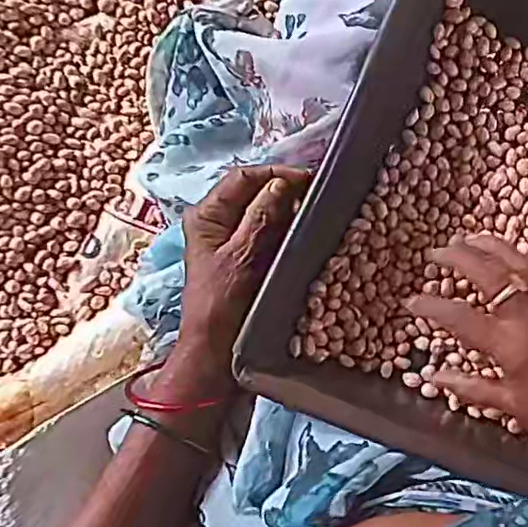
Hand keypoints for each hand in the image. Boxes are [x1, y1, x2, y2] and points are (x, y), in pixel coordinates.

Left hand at [164, 165, 309, 399]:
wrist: (216, 352)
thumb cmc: (222, 305)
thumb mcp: (241, 258)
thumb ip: (261, 218)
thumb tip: (283, 183)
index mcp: (207, 216)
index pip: (243, 178)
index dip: (276, 173)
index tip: (309, 180)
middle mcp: (219, 222)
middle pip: (256, 192)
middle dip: (287, 190)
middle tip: (320, 193)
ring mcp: (235, 240)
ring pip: (267, 212)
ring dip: (291, 209)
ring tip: (319, 210)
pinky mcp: (249, 257)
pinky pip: (273, 233)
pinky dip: (291, 229)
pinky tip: (310, 231)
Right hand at [405, 233, 527, 476]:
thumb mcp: (512, 409)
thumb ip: (470, 388)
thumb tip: (433, 377)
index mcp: (510, 348)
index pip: (459, 318)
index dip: (430, 307)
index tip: (411, 301)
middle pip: (489, 276)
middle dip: (458, 258)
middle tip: (436, 254)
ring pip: (524, 264)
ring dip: (496, 247)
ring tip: (472, 239)